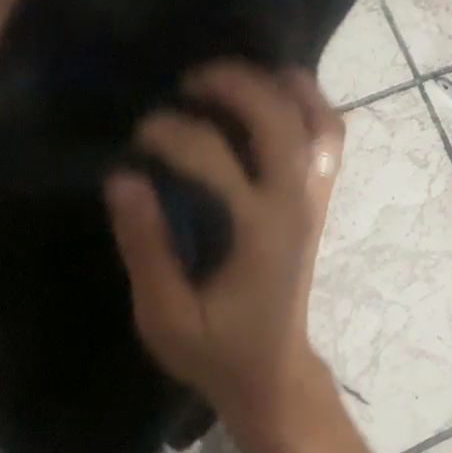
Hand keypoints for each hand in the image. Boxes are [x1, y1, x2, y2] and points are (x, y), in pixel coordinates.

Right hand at [104, 63, 345, 425]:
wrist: (274, 373)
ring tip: (235, 79)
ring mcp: (315, 199)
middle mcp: (294, 204)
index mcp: (256, 232)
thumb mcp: (164, 315)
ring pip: (318, 119)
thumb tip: (123, 180)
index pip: (214, 157)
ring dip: (280, 86)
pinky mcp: (320, 200)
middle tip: (190, 82)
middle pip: (279, 119)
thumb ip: (146, 247)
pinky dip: (307, 105)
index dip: (173, 132)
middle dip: (234, 84)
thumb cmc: (215, 350)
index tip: (140, 136)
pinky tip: (271, 98)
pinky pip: (328, 136)